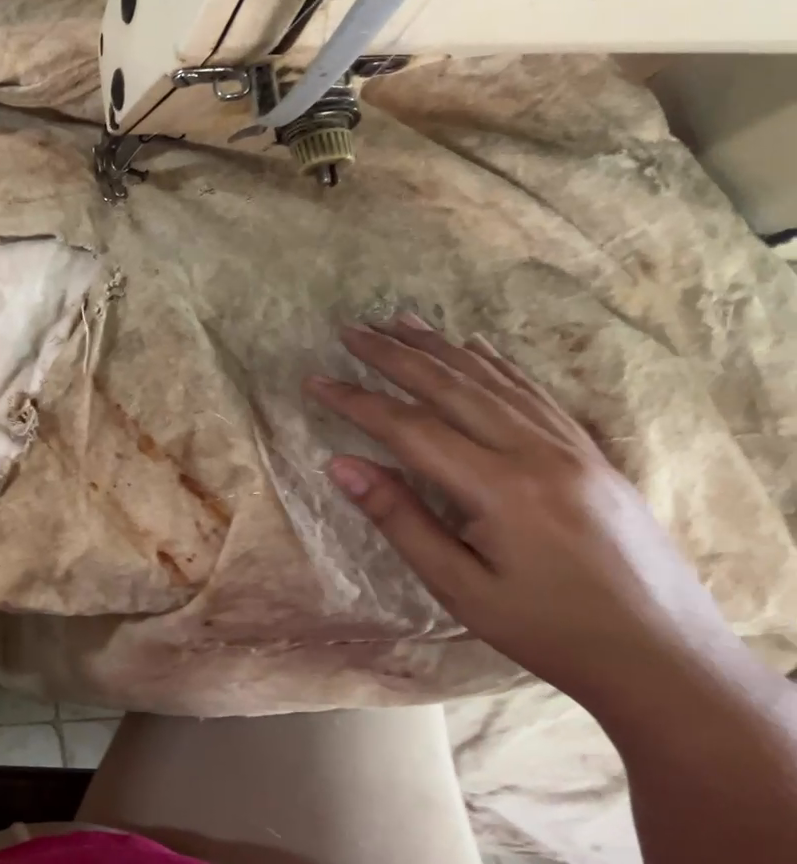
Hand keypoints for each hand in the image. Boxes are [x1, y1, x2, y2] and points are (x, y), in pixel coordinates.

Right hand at [305, 314, 740, 707]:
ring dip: (441, 349)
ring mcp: (574, 451)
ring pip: (495, 382)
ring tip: (399, 321)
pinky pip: (536, 396)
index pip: (410, 428)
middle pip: (453, 388)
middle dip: (395, 356)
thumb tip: (341, 464)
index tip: (314, 380)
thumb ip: (400, 519)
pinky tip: (475, 348)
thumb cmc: (551, 632)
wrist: (670, 664)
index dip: (356, 401)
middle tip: (349, 330)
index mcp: (502, 490)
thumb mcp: (460, 588)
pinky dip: (498, 366)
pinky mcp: (594, 457)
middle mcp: (539, 455)